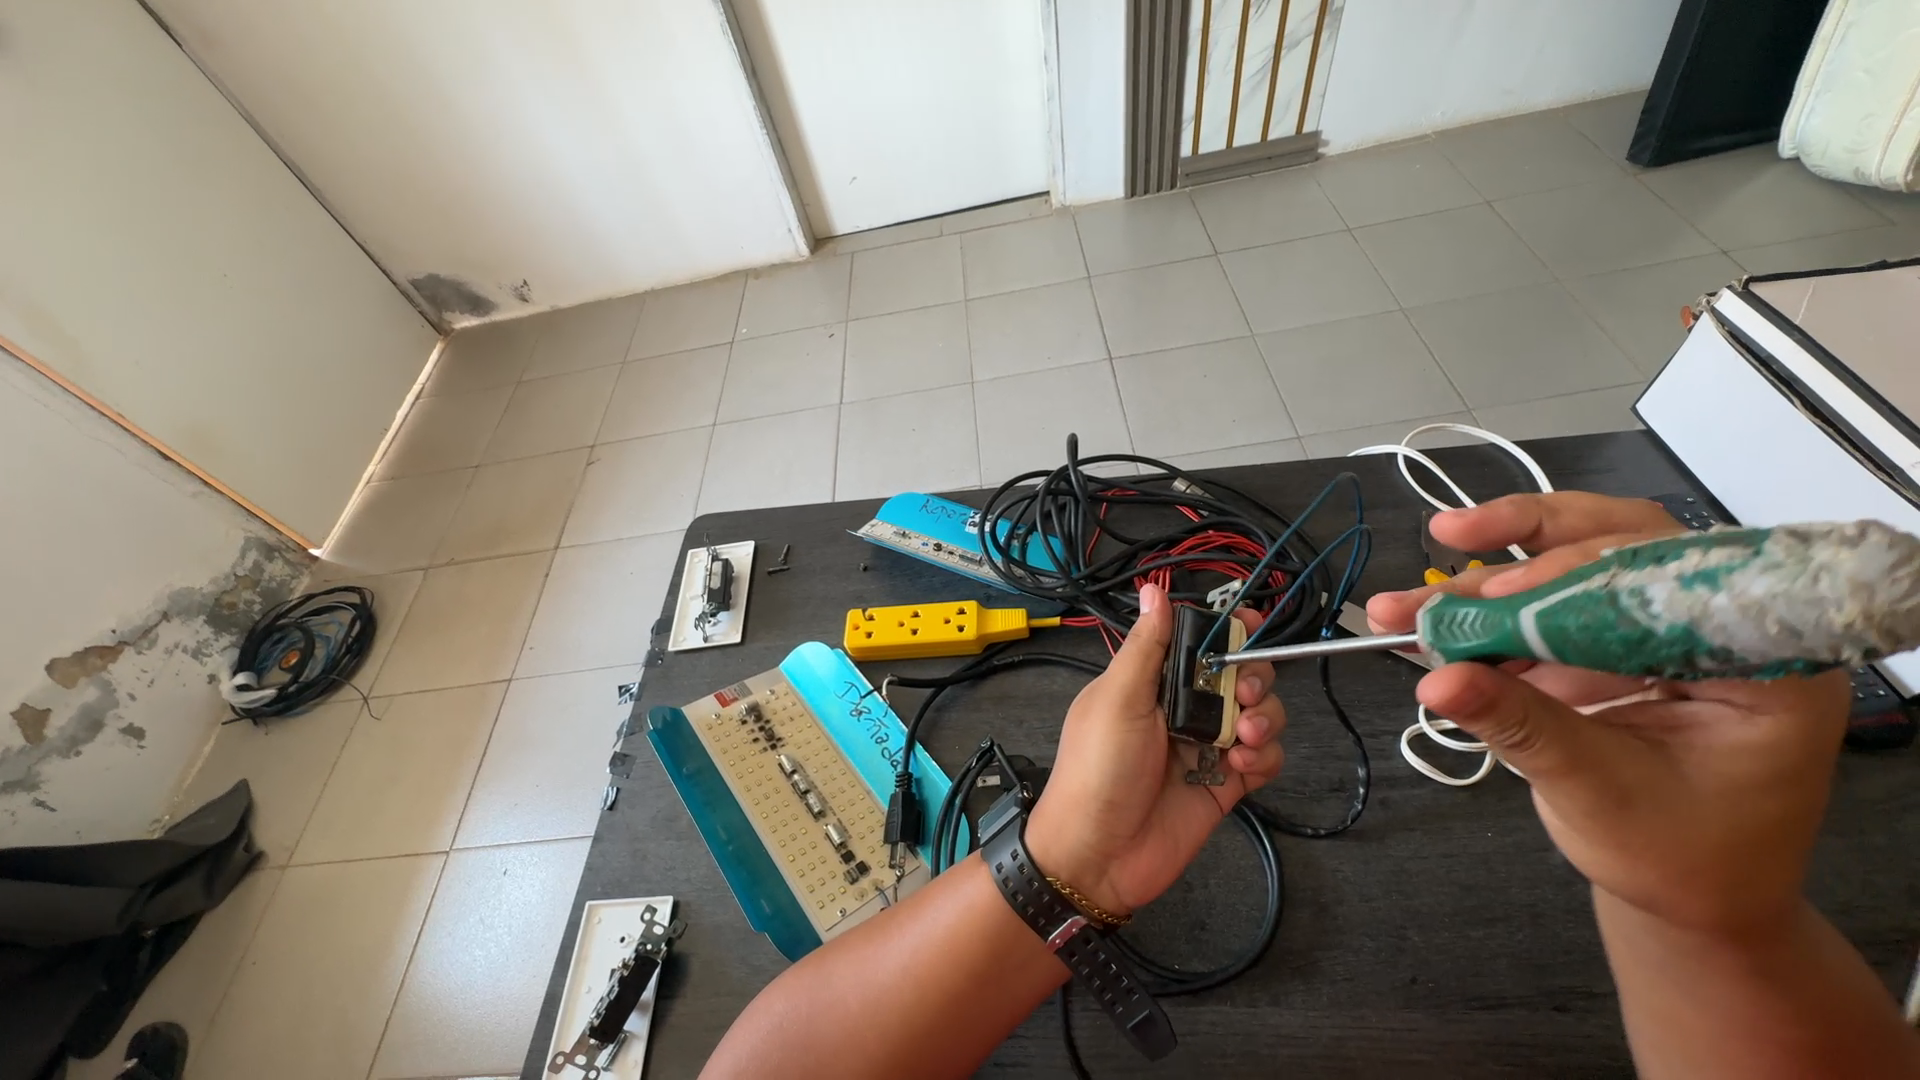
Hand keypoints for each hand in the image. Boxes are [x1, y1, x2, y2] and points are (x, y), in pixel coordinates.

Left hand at [1025, 584, 1285, 917]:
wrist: (1097, 855)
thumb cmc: (1098, 769)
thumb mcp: (1117, 700)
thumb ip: (1145, 647)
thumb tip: (1153, 590)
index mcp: (1149, 680)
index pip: (1196, 642)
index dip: (1227, 631)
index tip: (1253, 624)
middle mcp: (1181, 707)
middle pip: (1238, 674)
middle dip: (1254, 675)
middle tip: (1246, 693)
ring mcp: (1205, 746)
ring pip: (1259, 713)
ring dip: (1266, 716)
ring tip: (1247, 736)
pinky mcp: (1225, 784)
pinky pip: (1265, 759)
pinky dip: (1265, 758)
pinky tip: (1243, 766)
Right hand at [1367, 493, 1850, 934]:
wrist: (1686, 891)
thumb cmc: (1676, 855)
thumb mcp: (1598, 791)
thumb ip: (1521, 727)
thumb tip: (1436, 682)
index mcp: (1760, 663)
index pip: (1675, 581)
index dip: (1583, 571)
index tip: (1502, 587)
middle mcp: (1712, 628)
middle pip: (1617, 548)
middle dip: (1521, 548)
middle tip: (1447, 536)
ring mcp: (1650, 632)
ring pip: (1564, 570)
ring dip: (1477, 585)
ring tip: (1398, 606)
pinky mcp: (1601, 646)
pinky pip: (1535, 611)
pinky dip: (1474, 617)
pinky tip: (1418, 624)